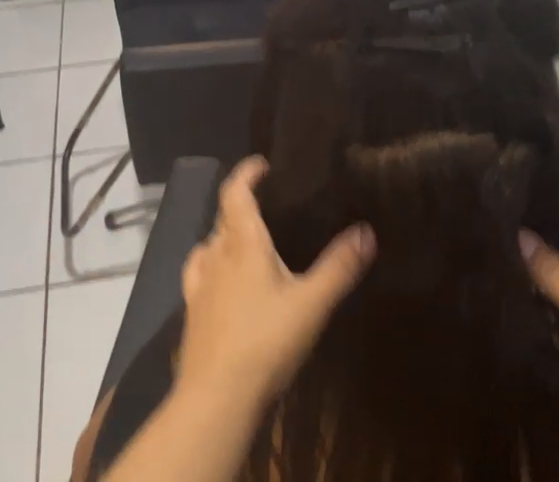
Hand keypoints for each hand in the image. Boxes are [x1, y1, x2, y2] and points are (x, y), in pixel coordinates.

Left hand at [177, 157, 375, 411]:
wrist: (217, 393)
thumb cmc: (266, 341)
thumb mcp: (312, 304)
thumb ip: (339, 268)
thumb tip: (366, 231)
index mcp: (243, 243)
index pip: (236, 193)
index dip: (246, 173)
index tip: (261, 165)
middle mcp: (216, 254)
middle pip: (225, 217)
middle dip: (242, 204)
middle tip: (268, 205)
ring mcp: (199, 282)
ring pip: (211, 244)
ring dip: (227, 235)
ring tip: (249, 242)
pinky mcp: (192, 309)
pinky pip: (200, 272)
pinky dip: (213, 265)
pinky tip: (221, 280)